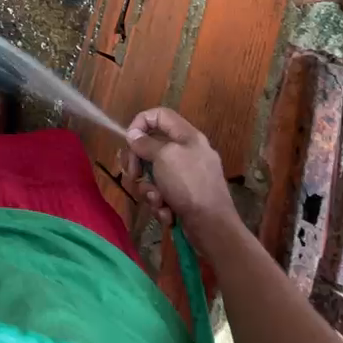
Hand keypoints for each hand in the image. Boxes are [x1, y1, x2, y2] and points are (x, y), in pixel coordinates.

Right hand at [124, 108, 237, 245]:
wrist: (213, 228)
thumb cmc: (189, 185)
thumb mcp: (163, 157)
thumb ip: (145, 143)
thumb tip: (133, 136)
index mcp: (187, 136)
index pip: (159, 115)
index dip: (140, 122)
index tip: (129, 140)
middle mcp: (187, 153)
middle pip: (151, 146)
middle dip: (139, 163)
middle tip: (133, 174)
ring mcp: (186, 176)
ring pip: (154, 174)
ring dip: (150, 189)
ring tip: (158, 201)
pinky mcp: (184, 197)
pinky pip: (162, 193)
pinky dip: (161, 203)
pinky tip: (168, 213)